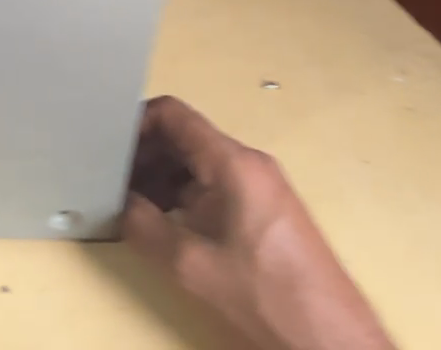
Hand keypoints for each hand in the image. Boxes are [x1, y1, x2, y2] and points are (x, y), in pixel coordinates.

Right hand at [123, 97, 394, 349]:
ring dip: (160, 176)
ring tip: (133, 204)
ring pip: (195, 161)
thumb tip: (117, 203)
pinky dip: (182, 193)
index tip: (107, 143)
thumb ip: (142, 224)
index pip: (171, 113)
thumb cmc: (266, 297)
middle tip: (113, 179)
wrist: (333, 343)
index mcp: (232, 162)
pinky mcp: (266, 209)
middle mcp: (249, 163)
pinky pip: (212, 183)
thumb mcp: (188, 263)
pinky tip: (165, 222)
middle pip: (182, 136)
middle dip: (142, 154)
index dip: (134, 121)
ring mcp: (261, 185)